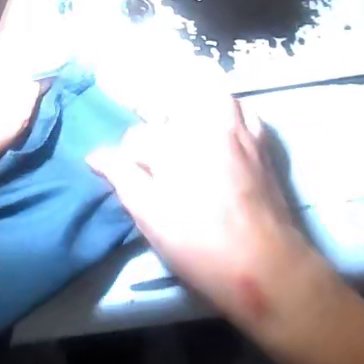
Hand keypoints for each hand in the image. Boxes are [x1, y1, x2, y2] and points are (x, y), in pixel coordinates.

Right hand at [89, 93, 339, 332]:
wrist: (268, 269)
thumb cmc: (201, 245)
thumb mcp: (149, 215)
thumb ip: (121, 176)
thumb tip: (95, 155)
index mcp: (176, 142)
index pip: (136, 138)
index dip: (126, 160)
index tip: (129, 180)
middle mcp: (207, 125)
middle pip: (171, 102)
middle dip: (156, 123)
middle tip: (153, 154)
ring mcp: (239, 130)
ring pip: (209, 93)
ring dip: (190, 104)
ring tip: (181, 131)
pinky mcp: (261, 143)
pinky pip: (241, 109)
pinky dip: (224, 111)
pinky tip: (217, 132)